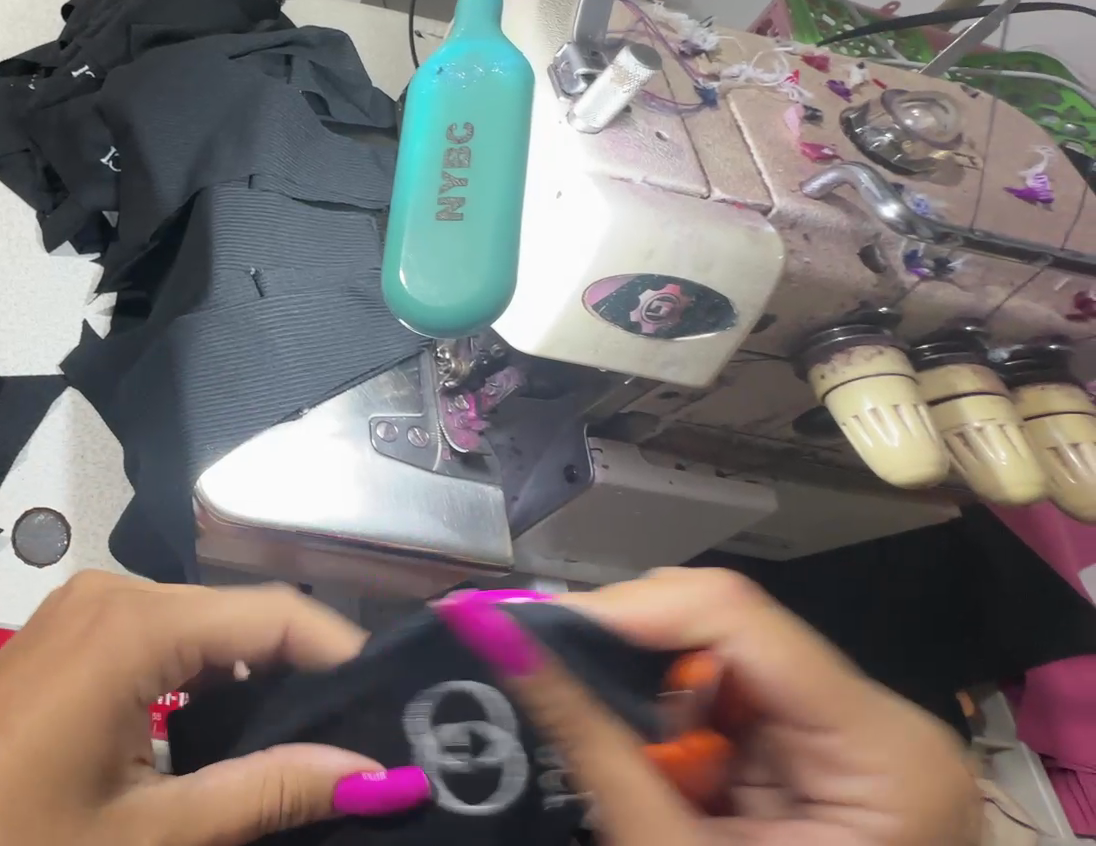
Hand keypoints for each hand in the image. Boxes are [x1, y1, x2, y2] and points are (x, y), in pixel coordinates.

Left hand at [0, 571, 383, 845]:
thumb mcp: (153, 835)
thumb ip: (267, 792)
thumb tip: (372, 774)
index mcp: (133, 621)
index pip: (271, 613)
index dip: (342, 653)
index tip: (398, 704)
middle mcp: (109, 591)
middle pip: (235, 613)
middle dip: (301, 666)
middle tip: (363, 731)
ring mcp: (81, 606)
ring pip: (198, 622)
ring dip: (252, 670)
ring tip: (309, 734)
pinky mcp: (66, 630)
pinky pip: (156, 634)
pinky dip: (201, 671)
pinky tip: (228, 723)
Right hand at [442, 568, 981, 845]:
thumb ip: (579, 728)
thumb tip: (477, 619)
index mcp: (879, 747)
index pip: (732, 612)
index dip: (621, 609)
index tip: (528, 631)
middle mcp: (876, 714)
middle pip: (717, 616)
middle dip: (621, 643)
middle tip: (550, 680)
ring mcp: (849, 724)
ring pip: (706, 636)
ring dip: (634, 671)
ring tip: (601, 725)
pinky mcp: (817, 737)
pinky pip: (717, 674)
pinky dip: (660, 698)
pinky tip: (649, 745)